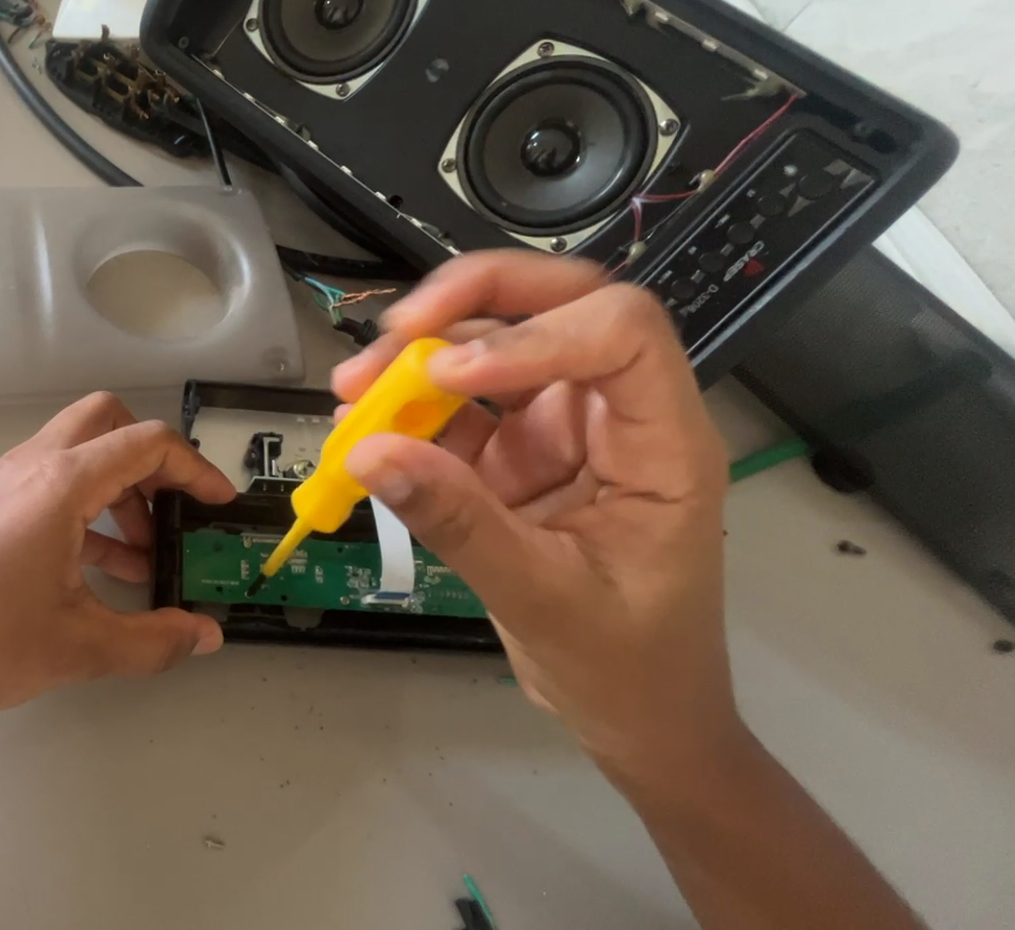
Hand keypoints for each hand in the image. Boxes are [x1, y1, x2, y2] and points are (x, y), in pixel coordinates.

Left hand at [0, 393, 233, 735]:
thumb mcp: (78, 647)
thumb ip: (154, 640)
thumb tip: (207, 638)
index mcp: (60, 483)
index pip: (146, 443)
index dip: (195, 468)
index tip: (218, 504)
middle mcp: (31, 466)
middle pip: (107, 421)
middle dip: (152, 459)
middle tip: (174, 512)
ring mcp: (0, 483)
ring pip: (76, 455)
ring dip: (118, 490)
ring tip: (142, 559)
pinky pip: (48, 486)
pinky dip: (84, 511)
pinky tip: (96, 570)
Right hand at [332, 252, 738, 775]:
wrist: (632, 715)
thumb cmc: (628, 668)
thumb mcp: (545, 600)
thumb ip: (460, 524)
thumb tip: (368, 452)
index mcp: (662, 442)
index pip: (621, 333)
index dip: (535, 336)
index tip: (448, 376)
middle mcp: (610, 414)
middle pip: (558, 304)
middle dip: (473, 300)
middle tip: (399, 326)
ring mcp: (556, 428)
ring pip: (494, 344)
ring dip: (421, 352)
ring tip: (353, 384)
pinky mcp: (510, 452)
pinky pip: (453, 406)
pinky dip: (404, 405)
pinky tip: (359, 418)